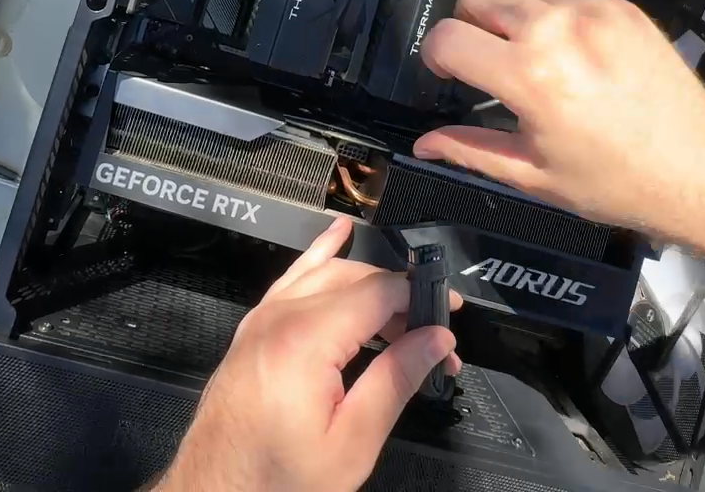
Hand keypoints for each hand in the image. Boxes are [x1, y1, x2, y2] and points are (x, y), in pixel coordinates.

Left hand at [156, 216, 460, 491]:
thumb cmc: (277, 480)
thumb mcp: (350, 443)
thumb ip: (396, 382)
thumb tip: (435, 340)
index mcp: (305, 339)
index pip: (379, 291)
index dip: (420, 298)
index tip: (448, 314)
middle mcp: (281, 315)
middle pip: (356, 278)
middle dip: (401, 298)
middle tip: (432, 331)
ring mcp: (264, 316)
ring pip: (328, 272)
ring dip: (370, 284)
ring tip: (403, 310)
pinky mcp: (256, 325)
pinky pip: (294, 275)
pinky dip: (321, 254)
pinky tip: (338, 236)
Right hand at [414, 0, 704, 232]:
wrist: (699, 167)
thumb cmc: (619, 179)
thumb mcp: (533, 175)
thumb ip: (469, 150)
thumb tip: (425, 144)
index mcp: (530, 78)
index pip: (448, 37)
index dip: (433, 56)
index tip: (446, 71)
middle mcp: (557, 31)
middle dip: (464, 20)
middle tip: (482, 53)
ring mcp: (589, 10)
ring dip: (501, 0)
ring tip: (516, 37)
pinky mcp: (615, 2)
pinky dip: (541, 0)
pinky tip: (555, 35)